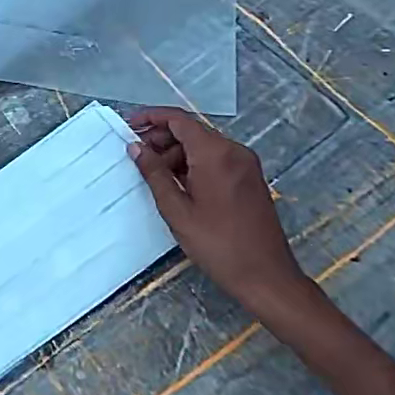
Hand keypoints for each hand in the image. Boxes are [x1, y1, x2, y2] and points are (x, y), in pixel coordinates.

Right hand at [126, 107, 308, 309]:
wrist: (266, 277)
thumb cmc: (217, 243)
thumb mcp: (176, 209)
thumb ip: (154, 172)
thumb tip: (136, 147)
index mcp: (216, 154)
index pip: (179, 120)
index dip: (151, 117)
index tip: (128, 125)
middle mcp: (234, 152)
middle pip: (191, 130)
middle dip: (161, 137)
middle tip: (136, 154)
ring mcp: (245, 165)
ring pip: (202, 145)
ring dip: (176, 153)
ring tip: (153, 173)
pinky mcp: (249, 178)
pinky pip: (215, 159)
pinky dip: (193, 163)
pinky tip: (176, 183)